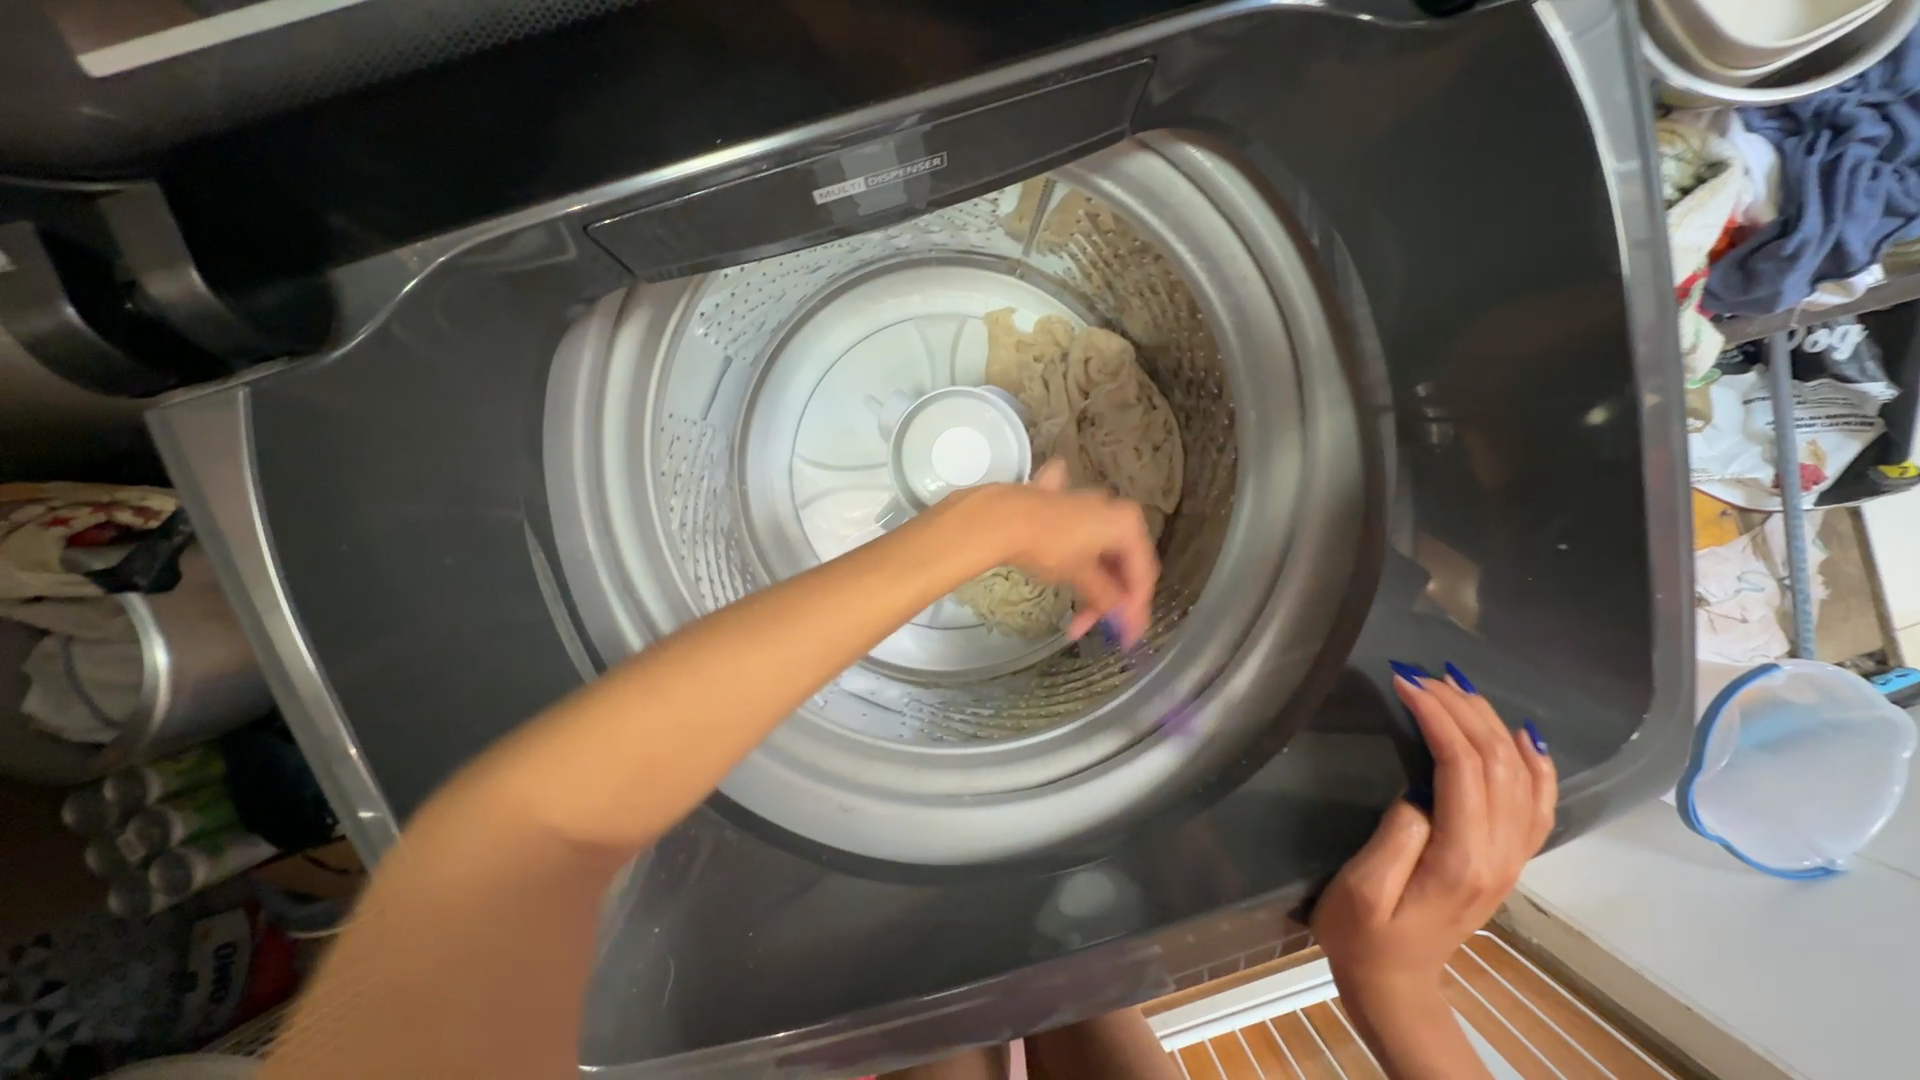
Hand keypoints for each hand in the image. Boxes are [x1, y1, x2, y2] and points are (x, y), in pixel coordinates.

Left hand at [939, 458, 1159, 645]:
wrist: (1002, 517)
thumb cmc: (1049, 547)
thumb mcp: (1082, 577)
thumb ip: (1107, 598)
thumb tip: (1123, 617)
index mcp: (1127, 523)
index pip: (1143, 573)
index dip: (1136, 609)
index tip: (1128, 637)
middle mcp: (1112, 508)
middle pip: (1121, 562)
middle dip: (1111, 599)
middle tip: (1096, 627)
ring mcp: (1085, 503)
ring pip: (1100, 551)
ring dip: (1093, 584)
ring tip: (1076, 615)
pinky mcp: (1059, 504)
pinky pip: (1078, 534)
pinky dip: (1078, 554)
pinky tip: (1070, 564)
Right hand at [1313, 668, 1555, 1017]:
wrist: (1395, 984)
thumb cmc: (1362, 936)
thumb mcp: (1360, 892)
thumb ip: (1394, 841)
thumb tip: (1418, 794)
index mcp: (1460, 857)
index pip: (1463, 767)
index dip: (1437, 717)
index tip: (1403, 682)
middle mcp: (1498, 854)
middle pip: (1497, 762)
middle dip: (1462, 709)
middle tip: (1420, 675)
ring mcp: (1510, 858)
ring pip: (1520, 775)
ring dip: (1491, 724)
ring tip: (1456, 687)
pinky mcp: (1506, 860)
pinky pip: (1536, 804)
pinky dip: (1535, 763)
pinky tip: (1522, 736)